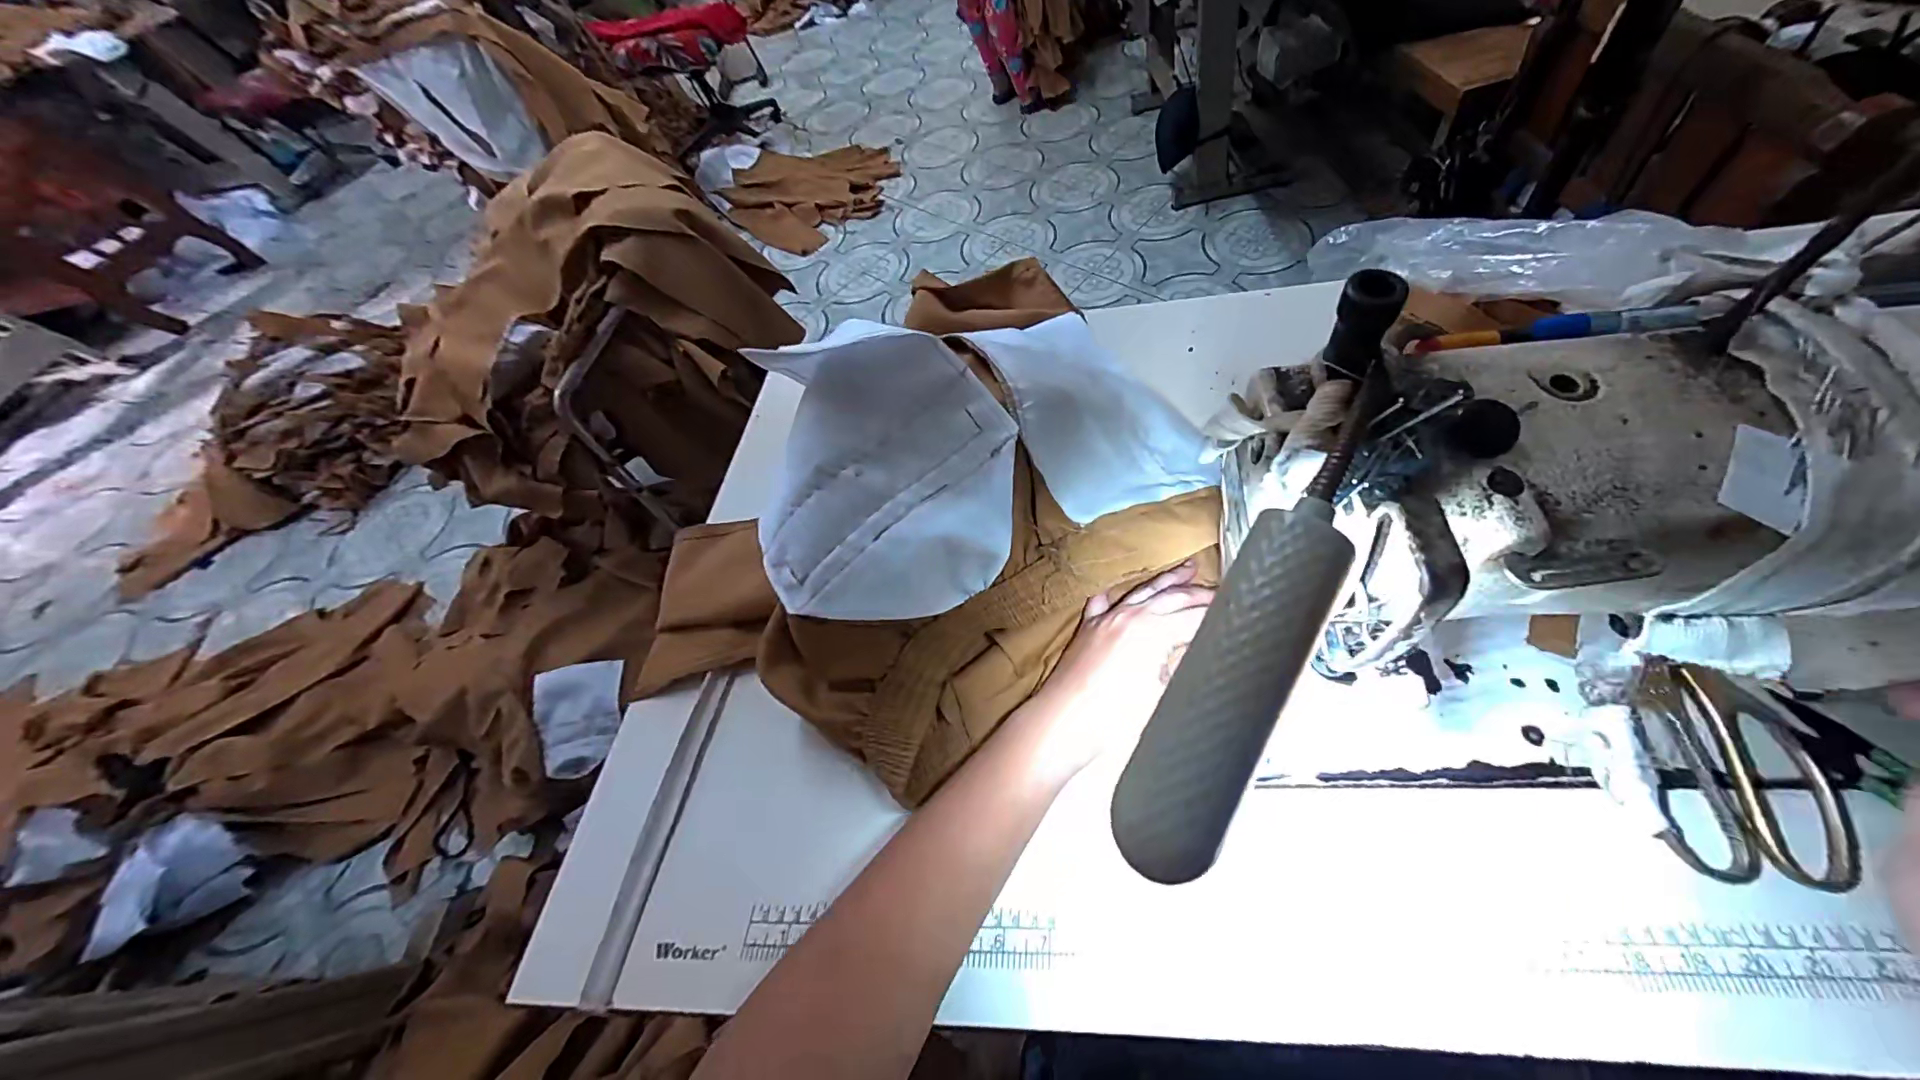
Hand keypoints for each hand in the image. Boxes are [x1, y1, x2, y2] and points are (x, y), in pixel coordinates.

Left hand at [1017, 560, 1213, 780]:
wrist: (1063, 720)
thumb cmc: (1111, 716)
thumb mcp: (1159, 695)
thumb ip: (1177, 668)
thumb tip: (1187, 655)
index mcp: (1152, 630)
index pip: (1195, 617)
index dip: (1217, 616)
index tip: (1234, 614)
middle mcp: (1129, 615)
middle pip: (1172, 596)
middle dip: (1199, 593)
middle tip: (1221, 593)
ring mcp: (1105, 618)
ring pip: (1142, 591)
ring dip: (1167, 581)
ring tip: (1187, 570)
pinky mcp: (1087, 629)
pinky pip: (1103, 604)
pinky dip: (1116, 599)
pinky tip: (1119, 594)